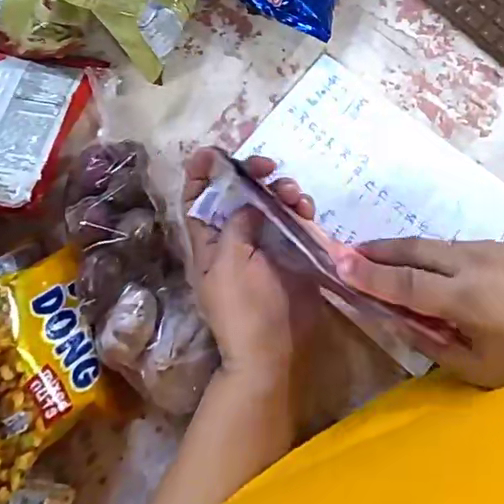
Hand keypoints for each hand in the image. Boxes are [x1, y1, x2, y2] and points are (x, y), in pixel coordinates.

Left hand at [182, 149, 314, 383]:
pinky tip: (306, 208)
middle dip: (251, 174)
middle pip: (239, 193)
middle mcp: (235, 237)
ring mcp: (265, 243)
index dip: (201, 174)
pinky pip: (294, 218)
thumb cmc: (243, 309)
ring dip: (280, 189)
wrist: (274, 352)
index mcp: (208, 242)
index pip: (197, 200)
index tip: (213, 151)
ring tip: (293, 193)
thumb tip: (248, 202)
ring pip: (270, 201)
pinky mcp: (291, 250)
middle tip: (267, 166)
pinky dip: (300, 207)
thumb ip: (236, 224)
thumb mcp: (229, 263)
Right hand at [341, 238, 503, 388]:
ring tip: (373, 257)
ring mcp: (486, 249)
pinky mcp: (494, 246)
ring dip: (400, 249)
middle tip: (346, 251)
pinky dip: (424, 253)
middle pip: (414, 249)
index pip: (407, 283)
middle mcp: (475, 264)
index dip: (370, 274)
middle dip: (378, 249)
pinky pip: (449, 247)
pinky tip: (414, 265)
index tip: (338, 261)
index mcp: (469, 299)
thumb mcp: (475, 368)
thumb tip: (392, 314)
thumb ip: (429, 339)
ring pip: (430, 244)